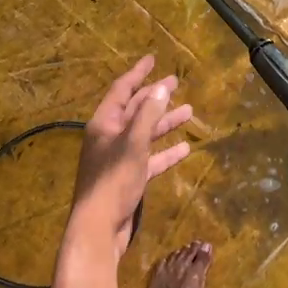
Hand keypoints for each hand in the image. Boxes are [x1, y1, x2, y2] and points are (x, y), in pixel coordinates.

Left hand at [69, 54, 193, 256]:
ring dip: (164, 123)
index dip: (138, 73)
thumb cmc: (113, 180)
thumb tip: (161, 87)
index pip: (122, 89)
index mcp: (104, 123)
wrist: (98, 228)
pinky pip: (149, 159)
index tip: (152, 59)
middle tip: (175, 82)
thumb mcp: (133, 142)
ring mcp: (118, 158)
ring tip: (188, 111)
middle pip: (135, 110)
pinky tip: (184, 149)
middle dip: (155, 96)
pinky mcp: (127, 179)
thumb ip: (148, 114)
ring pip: (145, 134)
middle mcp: (110, 136)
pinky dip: (165, 153)